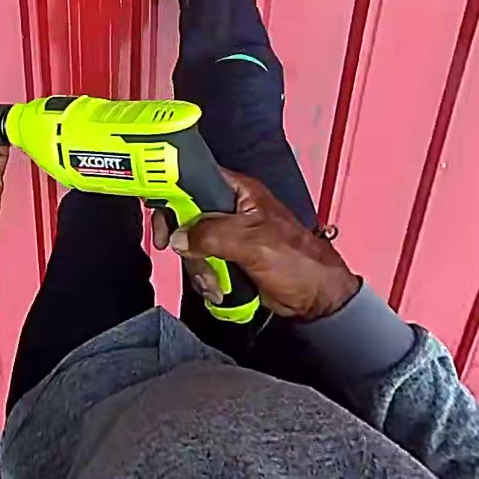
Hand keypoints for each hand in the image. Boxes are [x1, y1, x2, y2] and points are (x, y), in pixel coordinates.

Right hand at [170, 169, 360, 320]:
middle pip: (187, 215)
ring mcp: (229, 235)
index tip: (162, 214)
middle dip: (186, 242)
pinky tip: (220, 290)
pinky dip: (206, 279)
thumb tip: (179, 237)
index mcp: (240, 192)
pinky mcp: (228, 258)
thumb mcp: (252, 242)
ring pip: (191, 244)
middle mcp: (231, 209)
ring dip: (199, 268)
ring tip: (218, 282)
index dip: (174, 191)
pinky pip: (201, 264)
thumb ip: (212, 234)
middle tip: (183, 254)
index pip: (195, 178)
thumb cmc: (298, 262)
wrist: (316, 300)